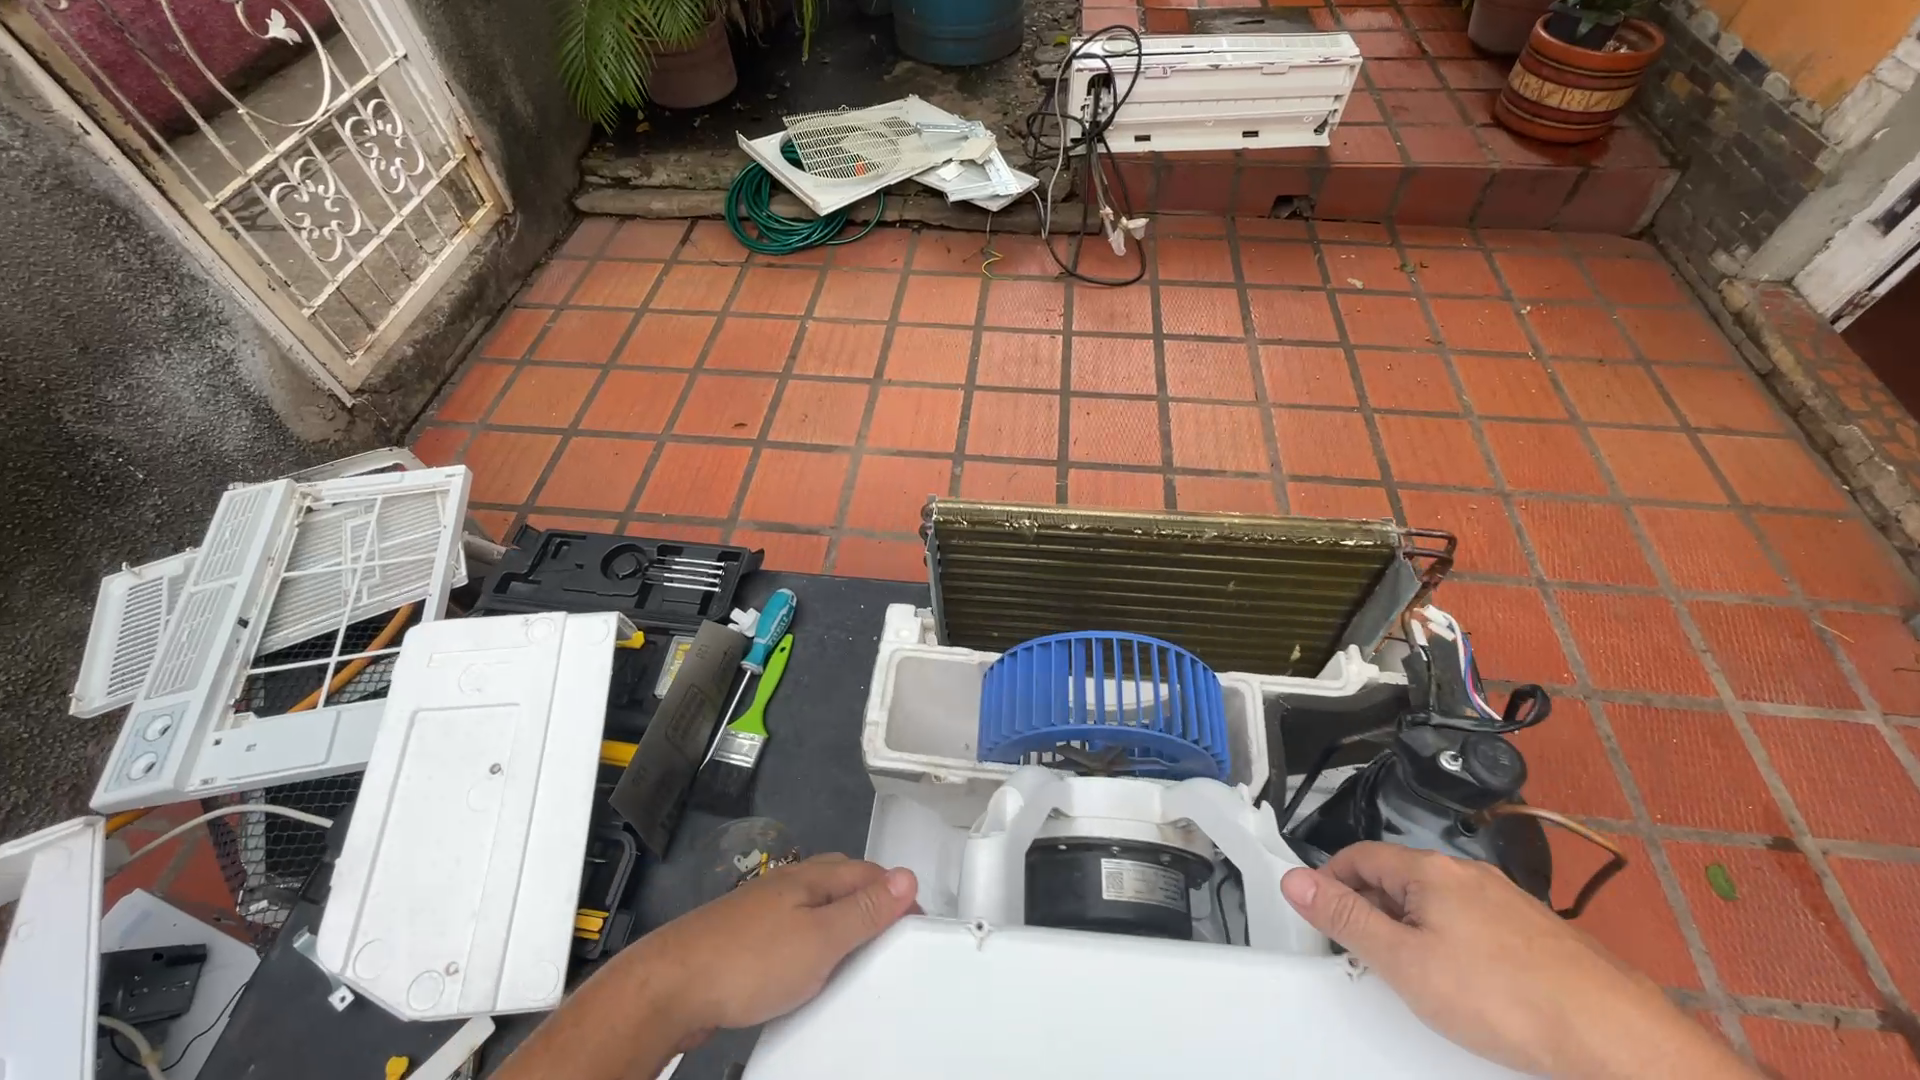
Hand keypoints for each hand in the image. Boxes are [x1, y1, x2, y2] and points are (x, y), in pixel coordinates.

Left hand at [494, 854, 916, 1079]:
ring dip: (842, 918)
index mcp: (812, 877)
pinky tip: (811, 963)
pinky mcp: (744, 936)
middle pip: (842, 879)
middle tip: (892, 931)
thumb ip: (865, 911)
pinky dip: (814, 938)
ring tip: (859, 949)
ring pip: (816, 903)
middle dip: (871, 898)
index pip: (869, 872)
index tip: (916, 923)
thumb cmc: (749, 961)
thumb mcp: (821, 940)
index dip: (897, 894)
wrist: (671, 986)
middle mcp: (789, 884)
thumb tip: (906, 877)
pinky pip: (794, 927)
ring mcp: (763, 908)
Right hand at [1281, 843, 1753, 1079]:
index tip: (1320, 918)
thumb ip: (1345, 919)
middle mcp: (1468, 874)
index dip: (1329, 882)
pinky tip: (1463, 984)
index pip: (1358, 856)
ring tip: (1410, 975)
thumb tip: (1293, 879)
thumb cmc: (1501, 996)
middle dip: (1370, 910)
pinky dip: (1448, 943)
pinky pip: (1471, 923)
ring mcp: (1507, 901)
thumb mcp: (1403, 961)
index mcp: (1430, 870)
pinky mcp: (1536, 933)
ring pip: (1435, 902)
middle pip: (1397, 877)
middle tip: (1361, 955)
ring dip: (1409, 928)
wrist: (1616, 1037)